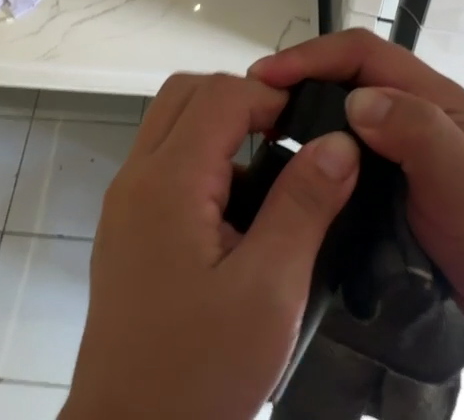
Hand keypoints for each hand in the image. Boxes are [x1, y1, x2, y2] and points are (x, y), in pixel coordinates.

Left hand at [64, 73, 360, 419]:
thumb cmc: (200, 370)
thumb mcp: (270, 290)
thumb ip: (304, 206)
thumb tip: (338, 144)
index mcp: (168, 183)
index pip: (220, 95)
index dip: (271, 96)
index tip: (314, 125)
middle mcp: (136, 179)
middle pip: (186, 94)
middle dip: (241, 99)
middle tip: (289, 136)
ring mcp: (125, 203)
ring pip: (170, 125)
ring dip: (220, 128)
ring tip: (271, 173)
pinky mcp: (126, 229)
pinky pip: (164, 164)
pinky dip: (202, 160)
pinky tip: (239, 213)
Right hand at [249, 30, 463, 338]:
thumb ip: (418, 137)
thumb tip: (355, 102)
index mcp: (434, 101)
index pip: (363, 54)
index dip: (311, 56)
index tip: (265, 78)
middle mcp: (419, 114)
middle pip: (350, 76)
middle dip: (300, 80)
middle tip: (254, 109)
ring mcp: (412, 149)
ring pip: (348, 114)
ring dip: (307, 115)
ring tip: (264, 139)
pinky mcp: (403, 183)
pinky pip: (354, 153)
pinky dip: (322, 154)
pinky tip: (301, 177)